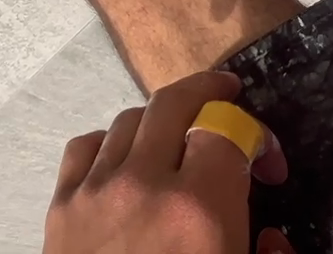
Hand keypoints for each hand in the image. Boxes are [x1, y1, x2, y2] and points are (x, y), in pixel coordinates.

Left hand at [44, 70, 293, 253]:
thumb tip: (273, 240)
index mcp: (199, 214)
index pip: (225, 134)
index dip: (253, 137)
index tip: (268, 163)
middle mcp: (144, 185)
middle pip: (172, 105)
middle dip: (205, 93)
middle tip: (227, 95)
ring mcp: (95, 189)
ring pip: (129, 121)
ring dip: (160, 125)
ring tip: (180, 142)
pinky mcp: (60, 203)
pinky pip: (86, 145)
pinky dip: (110, 143)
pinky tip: (125, 161)